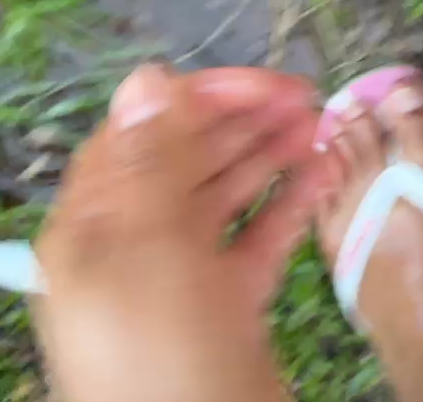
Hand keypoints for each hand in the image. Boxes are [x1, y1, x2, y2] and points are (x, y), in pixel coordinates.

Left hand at [33, 64, 325, 401]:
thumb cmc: (163, 346)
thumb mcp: (151, 250)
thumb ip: (154, 161)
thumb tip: (149, 75)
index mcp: (96, 228)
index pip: (141, 135)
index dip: (202, 99)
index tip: (269, 84)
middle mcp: (135, 241)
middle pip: (190, 158)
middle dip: (248, 122)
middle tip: (311, 100)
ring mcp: (184, 269)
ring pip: (230, 189)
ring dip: (275, 153)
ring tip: (323, 128)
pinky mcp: (229, 291)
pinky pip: (261, 230)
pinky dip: (292, 198)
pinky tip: (327, 173)